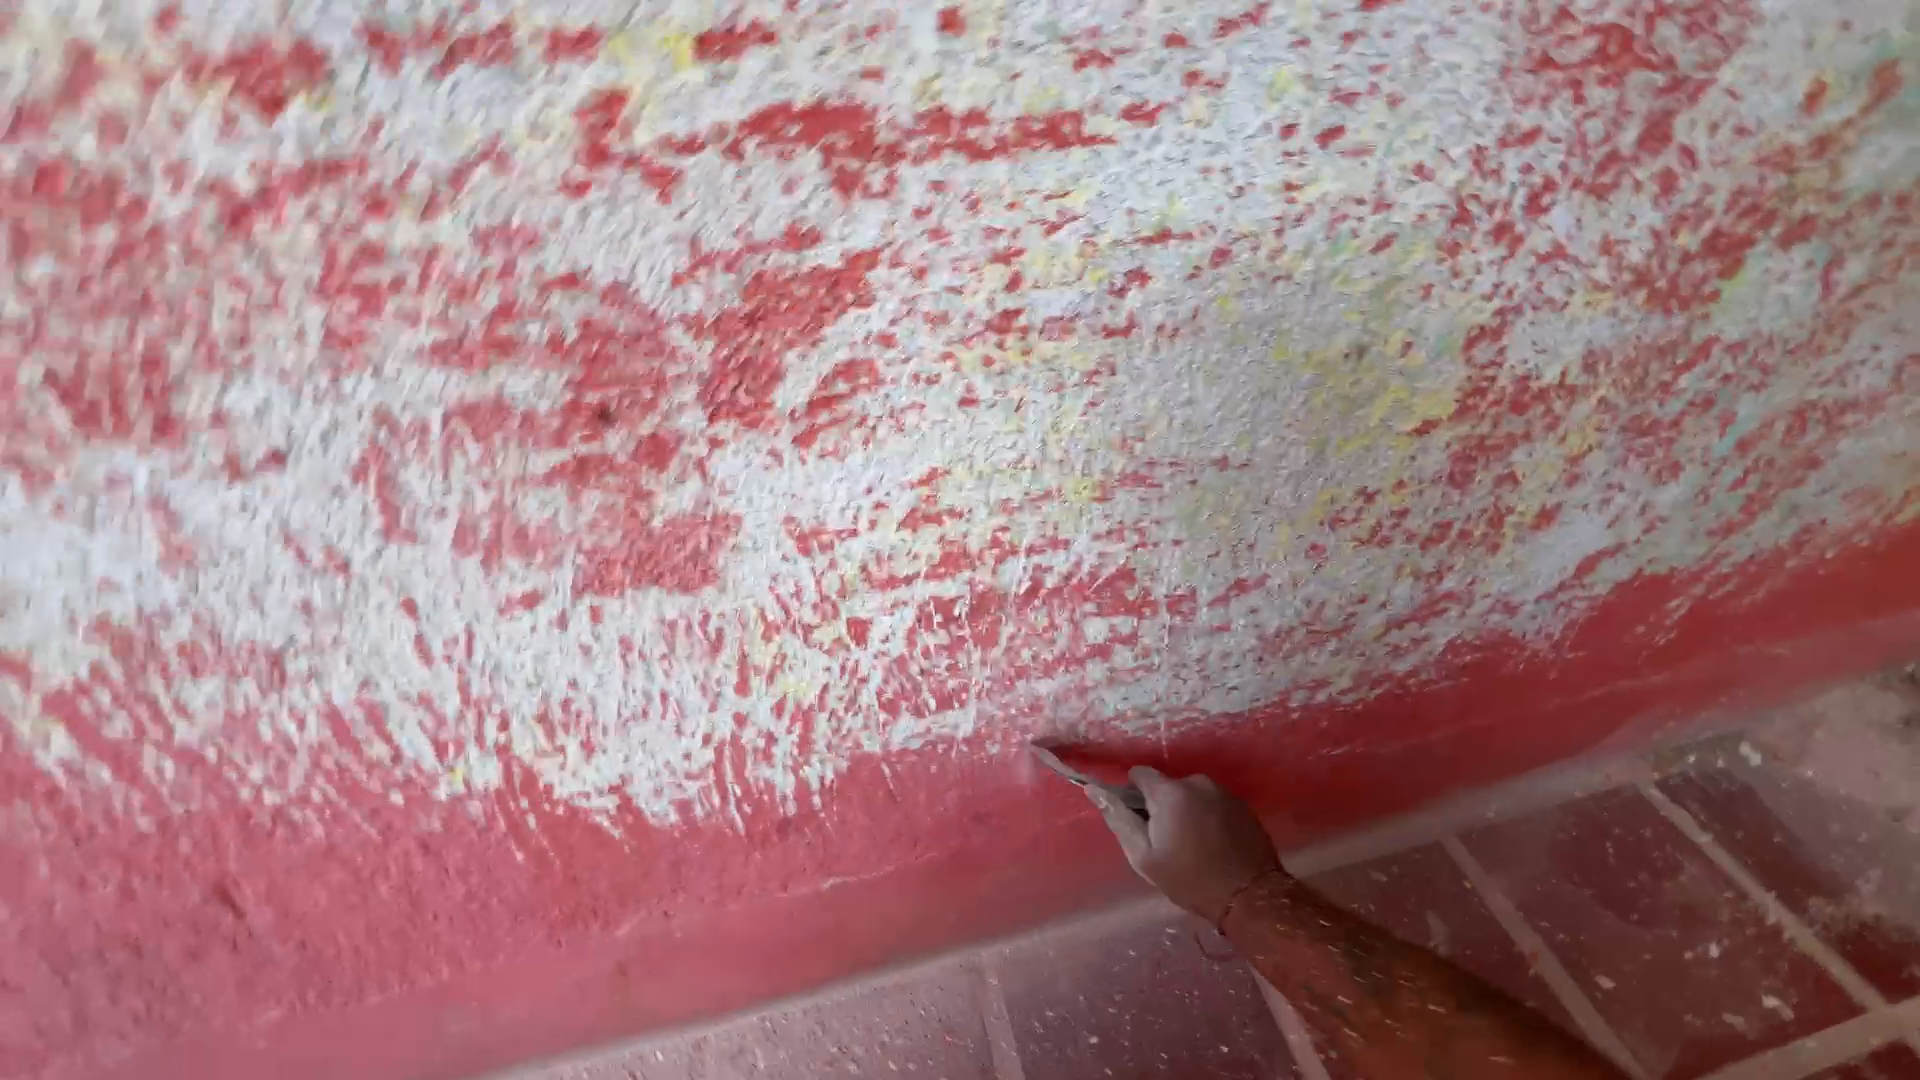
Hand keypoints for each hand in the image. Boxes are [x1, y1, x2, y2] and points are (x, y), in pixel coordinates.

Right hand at [1088, 767, 1285, 923]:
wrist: (1250, 897)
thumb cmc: (1190, 879)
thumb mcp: (1144, 857)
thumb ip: (1119, 819)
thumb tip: (1093, 789)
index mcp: (1170, 792)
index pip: (1140, 774)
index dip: (1134, 795)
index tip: (1141, 821)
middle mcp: (1197, 782)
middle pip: (1167, 786)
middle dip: (1162, 805)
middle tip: (1168, 840)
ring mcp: (1223, 792)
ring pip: (1191, 794)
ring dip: (1186, 810)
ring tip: (1193, 844)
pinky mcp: (1242, 805)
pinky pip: (1212, 802)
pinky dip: (1207, 816)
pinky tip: (1213, 843)